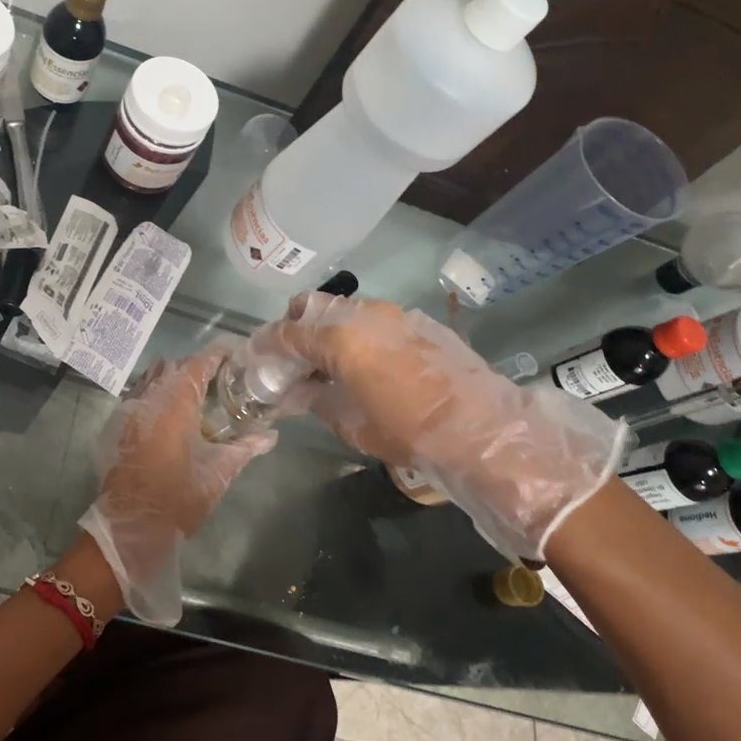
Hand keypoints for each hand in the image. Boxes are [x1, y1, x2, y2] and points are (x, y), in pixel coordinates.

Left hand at [80, 347, 275, 624]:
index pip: (197, 365)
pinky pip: (138, 397)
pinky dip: (155, 394)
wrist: (129, 528)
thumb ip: (244, 448)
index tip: (235, 353)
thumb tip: (271, 435)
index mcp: (174, 405)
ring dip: (174, 380)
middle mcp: (148, 400)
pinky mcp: (116, 428)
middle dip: (197, 368)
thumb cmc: (177, 499)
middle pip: (174, 370)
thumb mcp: (218, 474)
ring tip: (198, 390)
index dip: (216, 355)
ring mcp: (128, 413)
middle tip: (222, 377)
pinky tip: (170, 409)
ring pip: (153, 381)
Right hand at [253, 292, 625, 562]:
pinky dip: (359, 335)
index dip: (267, 345)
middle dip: (295, 328)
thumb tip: (295, 391)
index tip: (256, 358)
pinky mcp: (422, 324)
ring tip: (327, 364)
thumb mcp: (351, 424)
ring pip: (347, 310)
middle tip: (290, 359)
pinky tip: (363, 364)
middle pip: (314, 307)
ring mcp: (397, 315)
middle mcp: (366, 315)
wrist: (484, 431)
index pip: (288, 332)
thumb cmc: (408, 432)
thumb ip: (316, 400)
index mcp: (341, 338)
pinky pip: (376, 320)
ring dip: (328, 330)